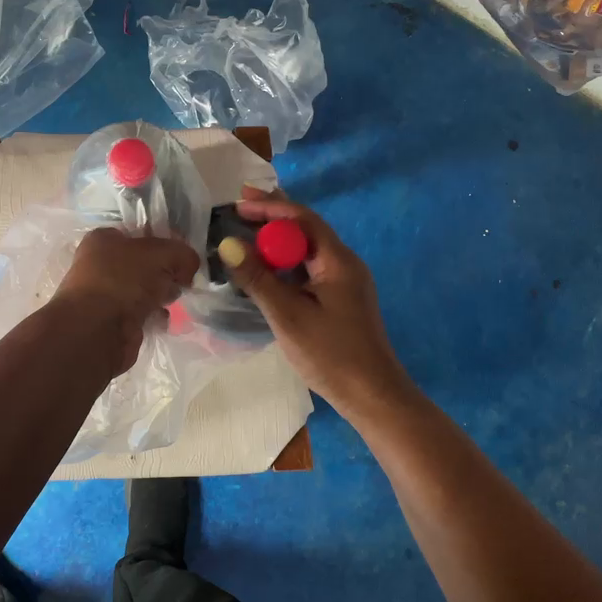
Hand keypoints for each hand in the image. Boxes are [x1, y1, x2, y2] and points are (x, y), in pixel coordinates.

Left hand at [52, 228, 199, 375]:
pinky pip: (140, 314)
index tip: (183, 256)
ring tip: (170, 301)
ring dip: (161, 296)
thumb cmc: (124, 280)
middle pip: (143, 264)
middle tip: (180, 281)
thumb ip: (182, 254)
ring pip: (143, 290)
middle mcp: (100, 264)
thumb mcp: (161, 254)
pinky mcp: (112, 322)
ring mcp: (104, 295)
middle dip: (165, 273)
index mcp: (104, 239)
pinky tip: (162, 321)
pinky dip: (153, 317)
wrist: (97, 330)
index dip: (164, 242)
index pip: (139, 234)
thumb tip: (189, 266)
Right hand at [222, 187, 411, 420]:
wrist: (374, 398)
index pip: (302, 219)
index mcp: (338, 261)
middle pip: (305, 229)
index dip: (270, 207)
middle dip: (272, 217)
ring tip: (245, 234)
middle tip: (239, 209)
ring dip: (277, 241)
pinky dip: (284, 262)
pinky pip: (308, 268)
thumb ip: (257, 278)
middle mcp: (344, 264)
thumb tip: (227, 245)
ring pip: (306, 249)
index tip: (239, 203)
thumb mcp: (288, 315)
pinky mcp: (340, 299)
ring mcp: (344, 282)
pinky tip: (265, 270)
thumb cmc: (332, 355)